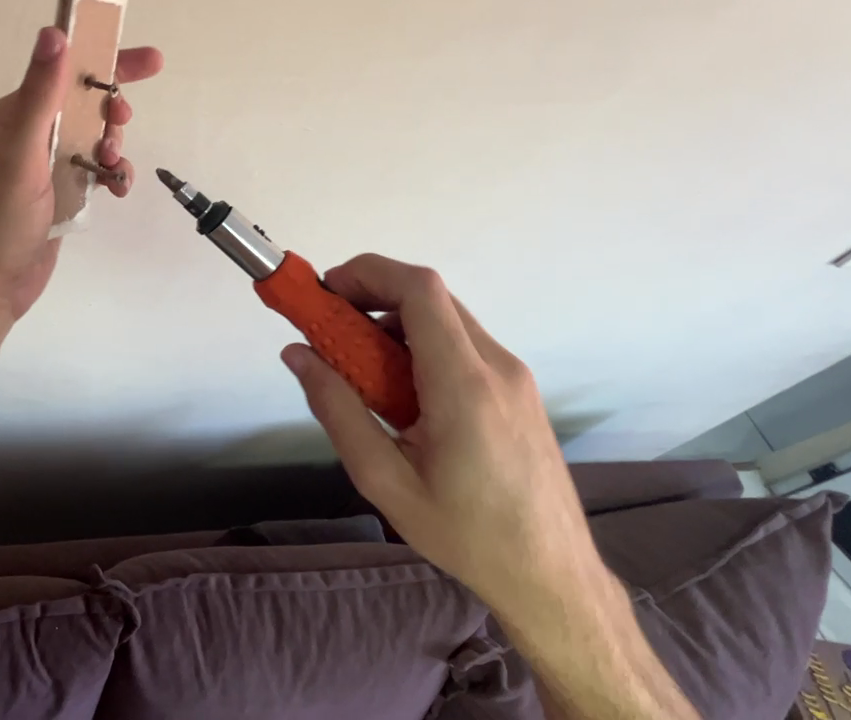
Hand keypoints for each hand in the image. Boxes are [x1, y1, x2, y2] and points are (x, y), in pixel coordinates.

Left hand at [0, 27, 163, 328]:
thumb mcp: (20, 152)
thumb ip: (39, 94)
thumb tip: (54, 32)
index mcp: (10, 117)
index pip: (62, 74)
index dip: (104, 61)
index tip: (150, 60)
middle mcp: (25, 136)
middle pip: (81, 104)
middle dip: (109, 110)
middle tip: (123, 121)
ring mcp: (42, 167)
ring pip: (91, 139)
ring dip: (111, 146)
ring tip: (113, 165)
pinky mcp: (57, 195)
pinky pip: (92, 172)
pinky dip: (110, 176)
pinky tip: (117, 189)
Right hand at [278, 254, 600, 622]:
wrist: (553, 577)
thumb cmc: (466, 534)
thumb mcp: (384, 480)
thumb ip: (337, 410)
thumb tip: (297, 354)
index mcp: (464, 384)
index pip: (420, 290)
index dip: (368, 273)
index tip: (326, 292)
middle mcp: (497, 366)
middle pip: (431, 296)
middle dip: (372, 296)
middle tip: (331, 329)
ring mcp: (514, 377)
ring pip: (446, 318)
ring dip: (394, 323)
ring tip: (361, 369)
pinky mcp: (519, 391)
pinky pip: (462, 344)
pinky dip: (420, 344)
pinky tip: (401, 392)